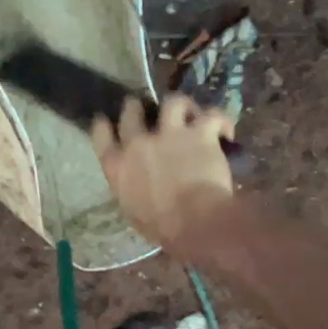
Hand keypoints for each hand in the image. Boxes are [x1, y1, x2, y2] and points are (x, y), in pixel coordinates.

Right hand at [90, 96, 235, 248]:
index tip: (104, 120)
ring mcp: (169, 134)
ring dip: (183, 105)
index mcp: (117, 166)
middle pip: (132, 111)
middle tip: (148, 108)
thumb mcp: (132, 210)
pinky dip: (221, 121)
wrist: (193, 221)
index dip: (102, 126)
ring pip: (173, 102)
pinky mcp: (199, 133)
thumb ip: (129, 188)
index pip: (101, 137)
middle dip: (138, 106)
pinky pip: (212, 115)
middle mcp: (138, 143)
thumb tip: (134, 185)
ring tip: (192, 113)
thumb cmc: (161, 226)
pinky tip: (226, 132)